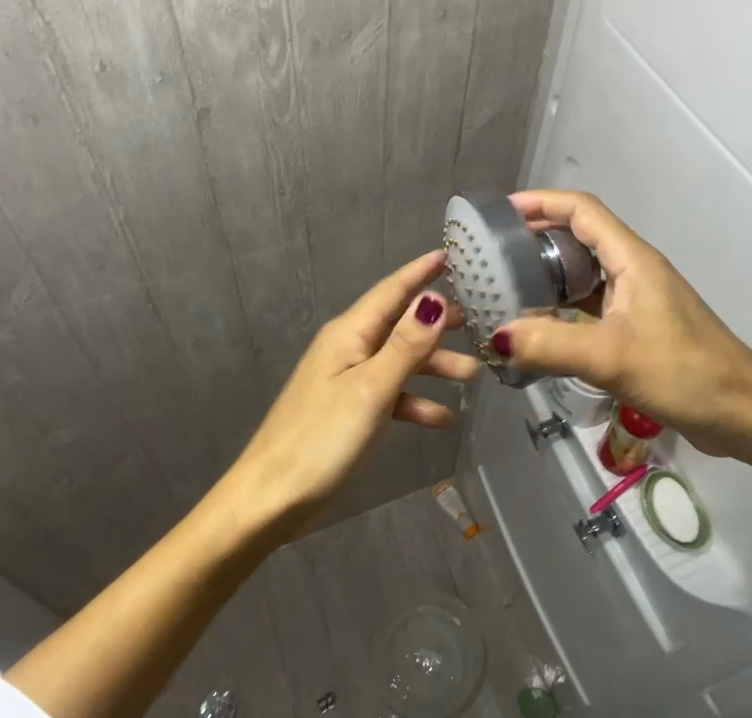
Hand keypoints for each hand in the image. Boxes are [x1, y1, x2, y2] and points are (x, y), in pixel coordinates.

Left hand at [217, 250, 480, 537]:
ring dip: (433, 365)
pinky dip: (415, 401)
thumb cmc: (321, 438)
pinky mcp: (348, 412)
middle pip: (399, 324)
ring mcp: (346, 381)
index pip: (391, 291)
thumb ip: (406, 345)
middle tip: (480, 321)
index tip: (451, 254)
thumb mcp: (371, 389)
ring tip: (473, 375)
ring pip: (399, 361)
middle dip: (437, 321)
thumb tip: (435, 300)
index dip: (421, 273)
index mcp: (349, 334)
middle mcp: (347, 349)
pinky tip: (442, 418)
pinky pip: (390, 395)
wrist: (272, 498)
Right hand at [491, 190, 751, 457]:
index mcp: (632, 259)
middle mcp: (634, 271)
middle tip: (491, 255)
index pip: (582, 210)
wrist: (744, 414)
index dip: (541, 202)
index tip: (500, 214)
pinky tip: (540, 329)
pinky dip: (562, 309)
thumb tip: (496, 338)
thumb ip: (550, 345)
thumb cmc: (685, 373)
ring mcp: (638, 301)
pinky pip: (591, 306)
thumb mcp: (611, 357)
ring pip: (584, 274)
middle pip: (579, 237)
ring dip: (547, 275)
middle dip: (535, 238)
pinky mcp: (639, 330)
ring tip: (505, 289)